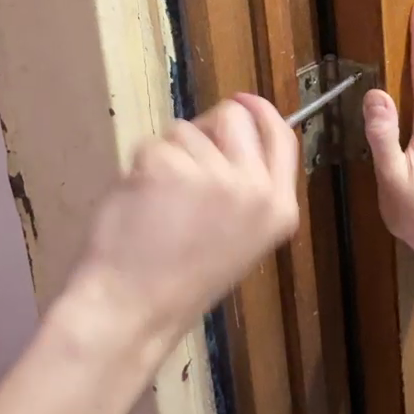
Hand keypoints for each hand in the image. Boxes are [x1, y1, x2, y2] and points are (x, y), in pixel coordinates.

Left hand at [67, 95, 300, 350]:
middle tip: (185, 168)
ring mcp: (211, 176)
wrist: (133, 311)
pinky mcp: (167, 167)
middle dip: (207, 131)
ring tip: (161, 205)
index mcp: (279, 208)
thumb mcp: (241, 236)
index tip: (243, 102)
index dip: (261, 111)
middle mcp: (254, 188)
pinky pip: (153, 145)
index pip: (281, 135)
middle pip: (234, 116)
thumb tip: (231, 125)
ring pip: (187, 130)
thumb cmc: (181, 278)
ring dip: (170, 156)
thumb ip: (247, 185)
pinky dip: (141, 169)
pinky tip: (140, 206)